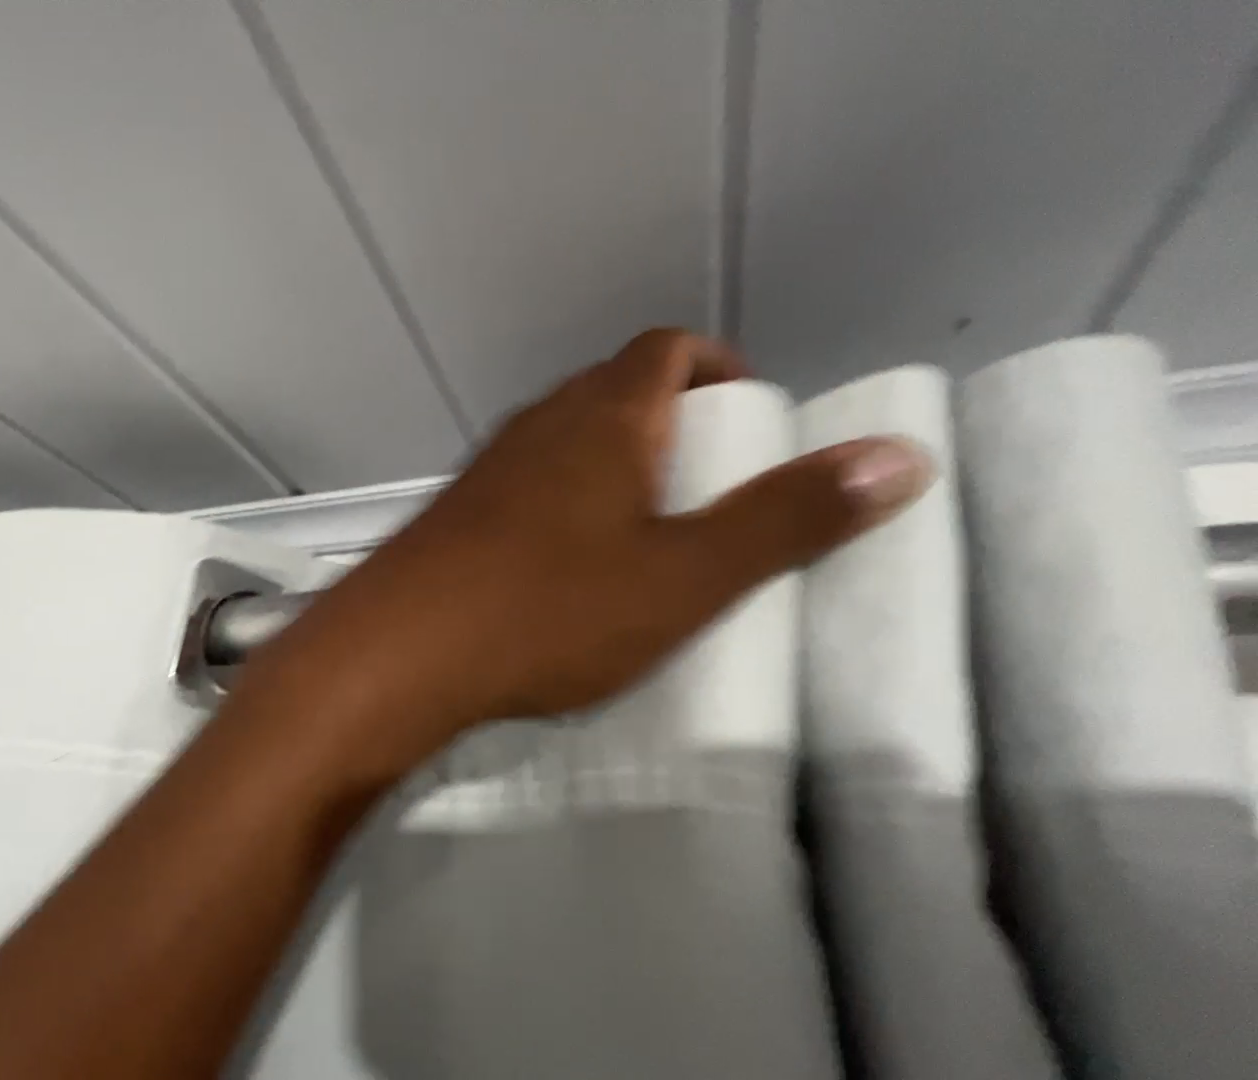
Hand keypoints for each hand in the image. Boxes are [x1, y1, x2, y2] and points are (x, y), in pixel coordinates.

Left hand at [232, 328, 932, 782]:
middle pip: (613, 389)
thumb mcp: (686, 576)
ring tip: (649, 526)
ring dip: (612, 461)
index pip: (666, 349)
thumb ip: (787, 518)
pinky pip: (525, 485)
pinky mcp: (455, 515)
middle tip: (711, 478)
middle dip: (670, 416)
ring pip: (564, 439)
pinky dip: (562, 500)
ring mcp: (487, 469)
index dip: (715, 365)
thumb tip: (901, 456)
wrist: (400, 650)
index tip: (750, 414)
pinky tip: (568, 564)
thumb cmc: (549, 609)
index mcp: (603, 417)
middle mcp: (539, 425)